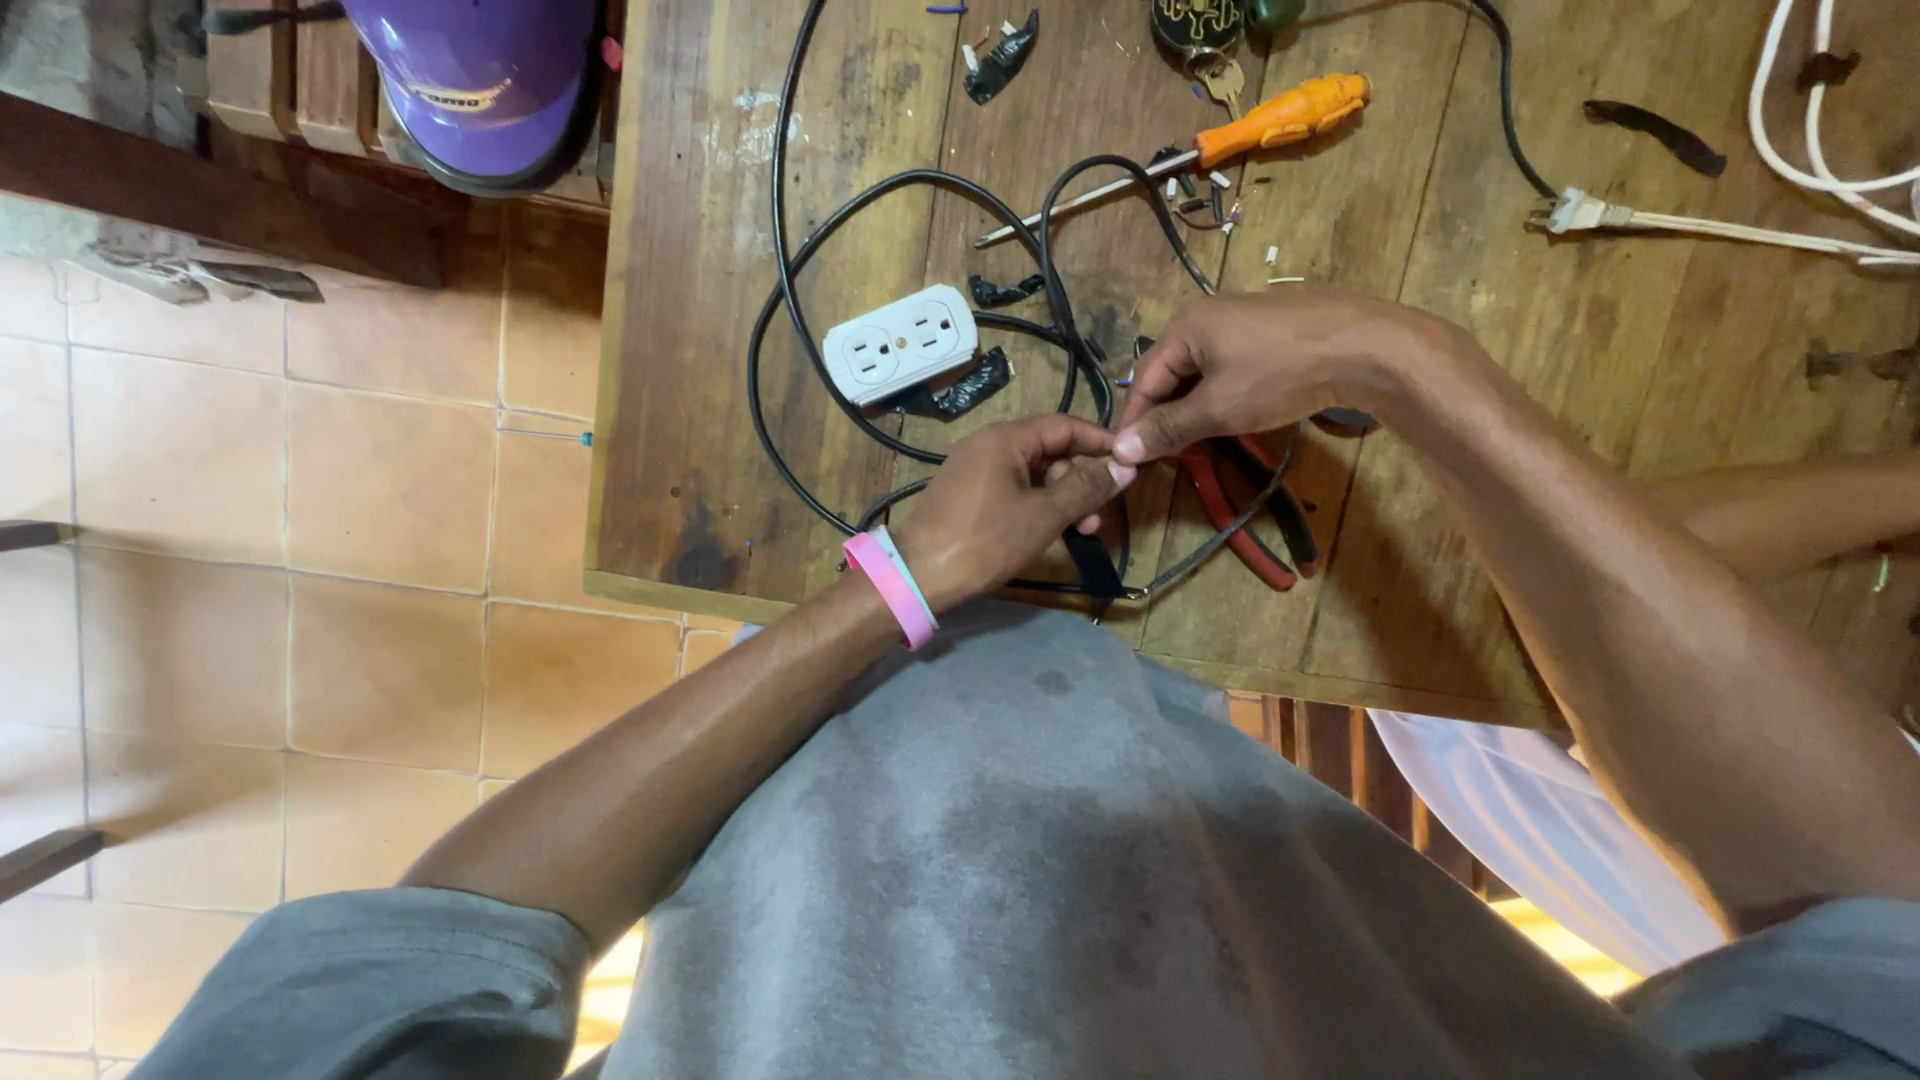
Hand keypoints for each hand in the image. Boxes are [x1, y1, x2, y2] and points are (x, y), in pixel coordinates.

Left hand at [890, 415, 1134, 611]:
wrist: (919, 576)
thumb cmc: (985, 541)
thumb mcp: (1043, 516)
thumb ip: (1085, 489)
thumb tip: (1124, 468)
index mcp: (1004, 439)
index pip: (1064, 425)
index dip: (1100, 441)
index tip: (1128, 461)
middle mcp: (987, 446)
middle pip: (1049, 451)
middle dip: (1080, 480)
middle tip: (1100, 513)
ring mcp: (974, 471)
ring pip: (1032, 475)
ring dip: (1061, 498)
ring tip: (1082, 530)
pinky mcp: (967, 496)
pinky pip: (1012, 490)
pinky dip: (1036, 506)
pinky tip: (1050, 531)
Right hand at [1113, 290, 1470, 464]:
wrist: (1366, 346)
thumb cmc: (1280, 375)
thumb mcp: (1218, 408)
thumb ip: (1168, 428)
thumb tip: (1122, 449)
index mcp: (1186, 326)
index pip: (1143, 379)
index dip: (1134, 420)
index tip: (1126, 456)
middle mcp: (1207, 315)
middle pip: (1169, 371)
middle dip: (1161, 412)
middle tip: (1158, 450)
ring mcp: (1241, 319)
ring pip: (1199, 369)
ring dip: (1189, 405)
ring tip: (1189, 439)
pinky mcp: (1269, 330)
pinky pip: (1226, 364)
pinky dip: (1216, 393)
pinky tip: (1226, 414)